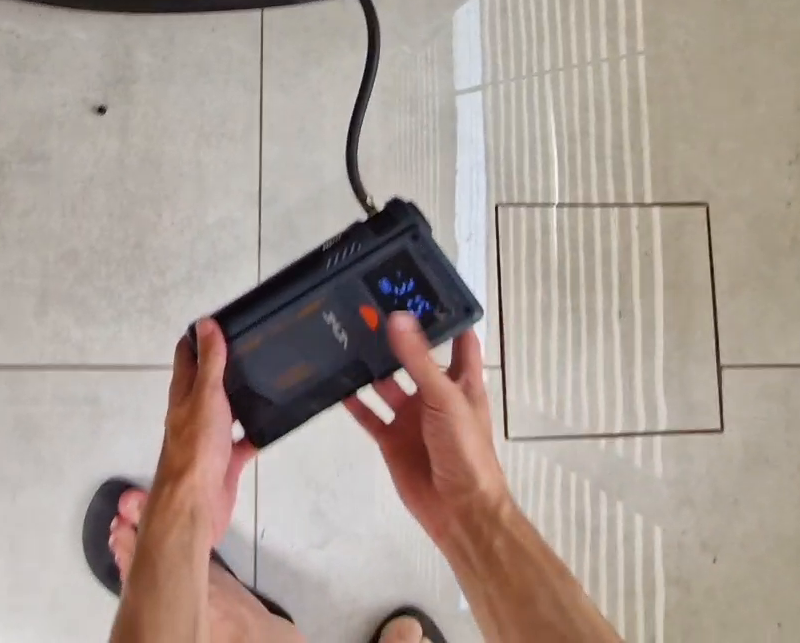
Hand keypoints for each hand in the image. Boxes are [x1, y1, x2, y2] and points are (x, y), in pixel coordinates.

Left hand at [153, 318, 256, 547]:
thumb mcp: (205, 396)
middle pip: (210, 379)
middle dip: (229, 363)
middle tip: (257, 345)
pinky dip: (258, 431)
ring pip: (228, 408)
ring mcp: (210, 435)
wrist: (195, 507)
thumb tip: (205, 322)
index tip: (227, 319)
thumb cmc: (196, 448)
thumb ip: (209, 362)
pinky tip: (276, 423)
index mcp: (184, 392)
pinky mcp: (225, 459)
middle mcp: (194, 410)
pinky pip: (244, 440)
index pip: (189, 353)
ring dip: (244, 395)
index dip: (203, 335)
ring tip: (272, 376)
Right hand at [344, 314, 508, 543]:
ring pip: (387, 383)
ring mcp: (412, 416)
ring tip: (345, 336)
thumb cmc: (464, 449)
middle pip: (414, 358)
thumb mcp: (444, 398)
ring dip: (370, 365)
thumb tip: (396, 318)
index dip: (445, 315)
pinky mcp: (392, 438)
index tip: (421, 288)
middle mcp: (435, 394)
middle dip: (395, 337)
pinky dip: (354, 401)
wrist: (459, 511)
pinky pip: (369, 414)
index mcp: (461, 382)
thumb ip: (418, 360)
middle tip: (366, 307)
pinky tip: (335, 383)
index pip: (458, 339)